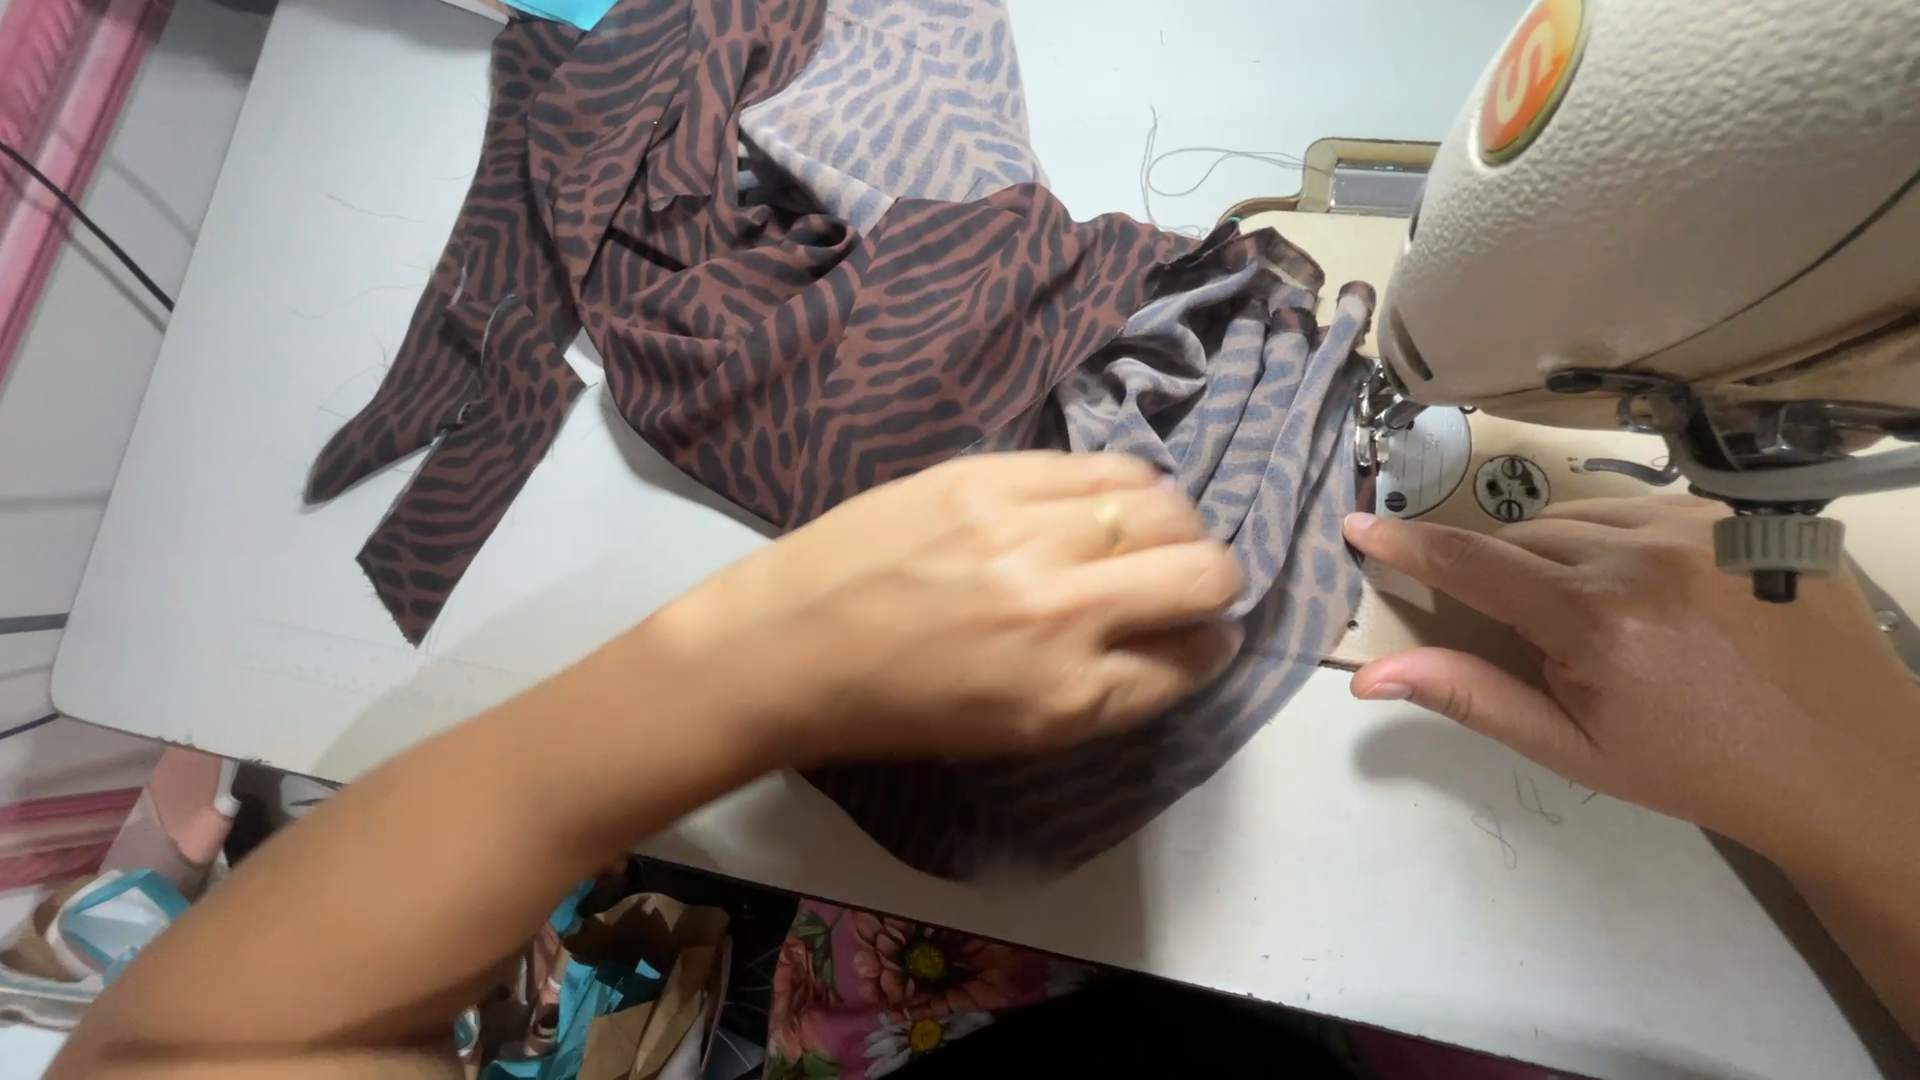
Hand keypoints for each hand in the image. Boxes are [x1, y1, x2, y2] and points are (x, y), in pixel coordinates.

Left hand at [643, 452, 1243, 765]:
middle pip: (1202, 575)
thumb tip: (1177, 639)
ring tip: (1149, 532)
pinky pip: (1102, 466)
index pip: (1192, 661)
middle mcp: (1065, 611)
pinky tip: (1109, 498)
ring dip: (1177, 524)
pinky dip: (1128, 484)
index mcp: (1068, 697)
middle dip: (1215, 580)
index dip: (1208, 645)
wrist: (787, 647)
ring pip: (1163, 506)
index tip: (1200, 631)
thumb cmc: (896, 708)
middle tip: (1188, 578)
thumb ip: (1104, 689)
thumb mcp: (1012, 732)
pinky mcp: (989, 474)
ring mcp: (1027, 531)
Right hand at [1342, 495, 1919, 864]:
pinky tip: (1636, 582)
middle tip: (1523, 627)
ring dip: (1547, 552)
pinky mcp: (1742, 516)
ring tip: (1582, 607)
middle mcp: (1649, 556)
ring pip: (1569, 516)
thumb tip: (1369, 676)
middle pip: (1517, 537)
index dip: (1406, 544)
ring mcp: (1705, 527)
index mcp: (1599, 620)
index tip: (1358, 525)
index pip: (1472, 564)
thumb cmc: (1692, 767)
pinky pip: (1629, 507)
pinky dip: (1603, 536)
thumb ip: (1466, 696)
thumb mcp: (1567, 746)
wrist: (1856, 769)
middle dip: (1496, 572)